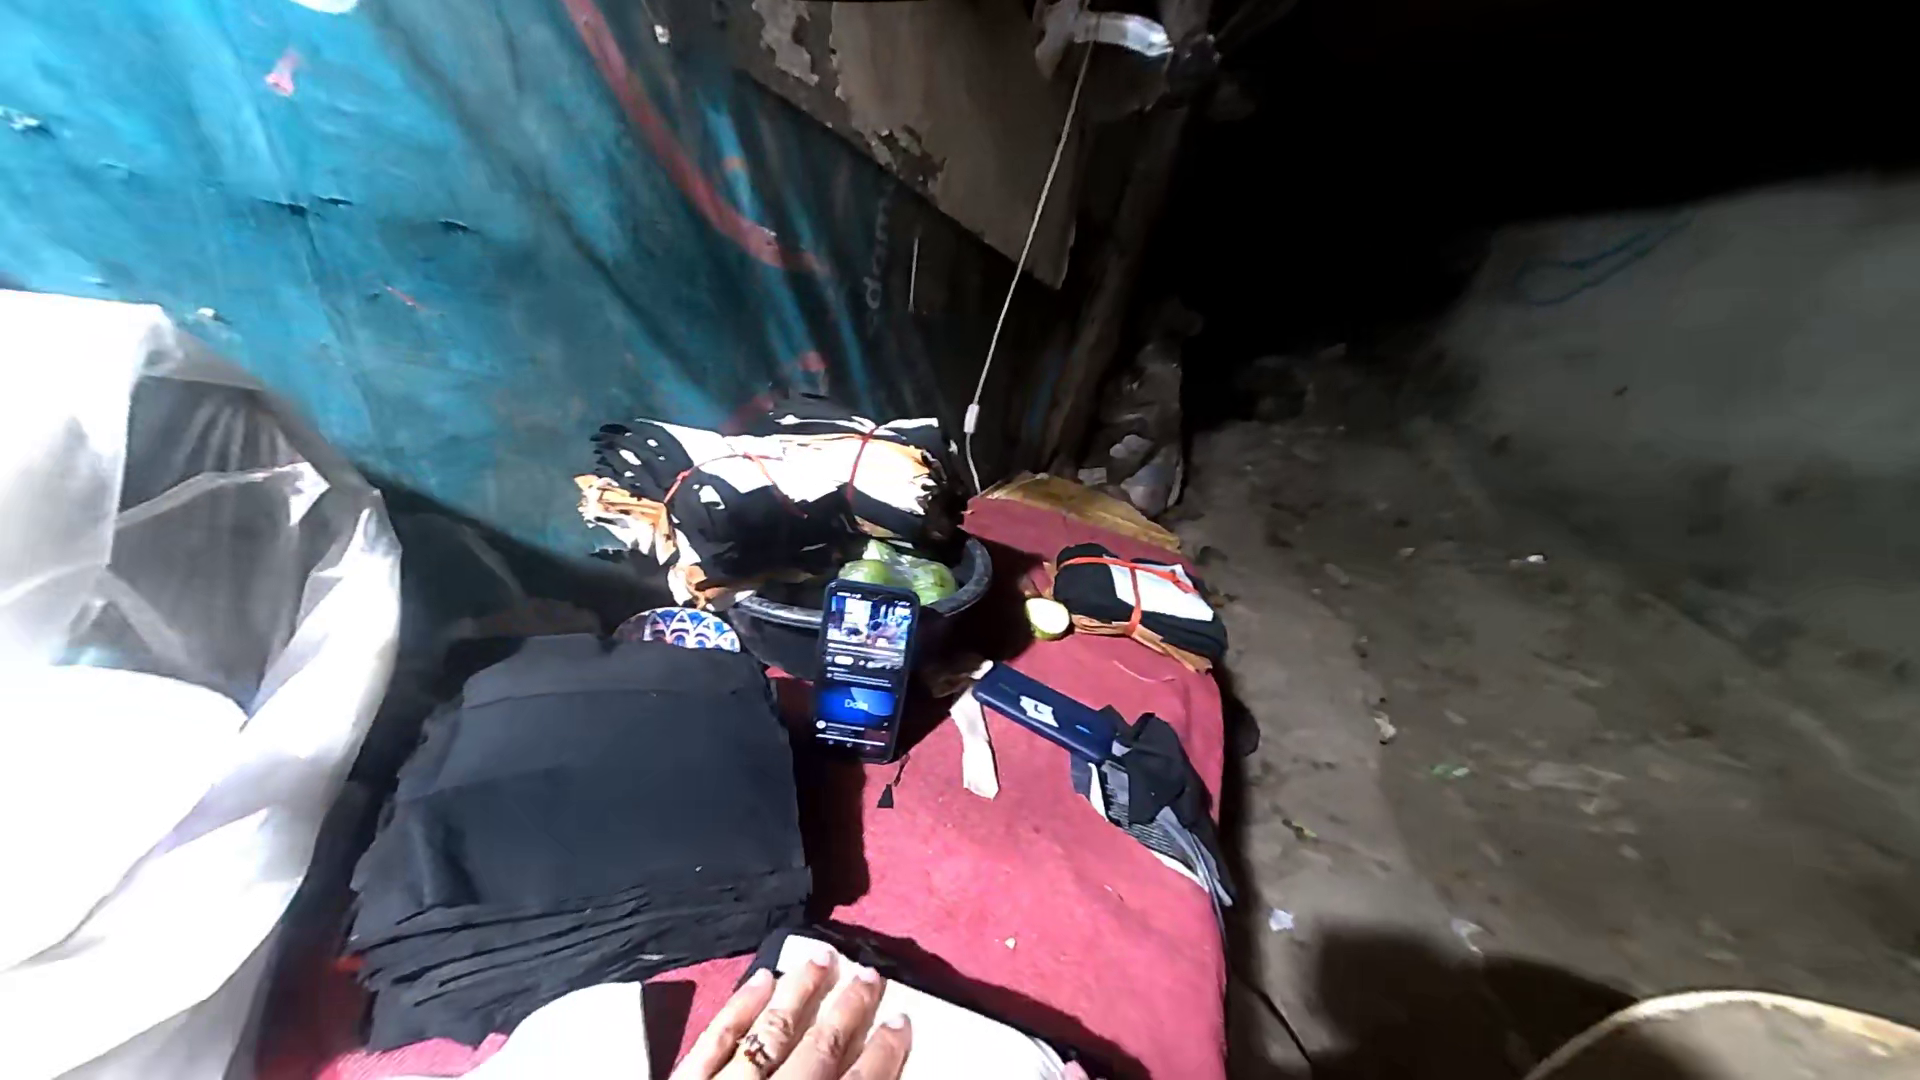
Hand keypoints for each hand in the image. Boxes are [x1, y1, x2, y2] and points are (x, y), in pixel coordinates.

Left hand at [671, 955, 911, 1079]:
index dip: (884, 1055)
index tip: (903, 1020)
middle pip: (819, 1050)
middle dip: (848, 1010)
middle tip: (870, 974)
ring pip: (769, 1033)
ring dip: (800, 992)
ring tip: (823, 956)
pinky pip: (711, 1043)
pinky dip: (738, 1008)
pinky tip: (761, 977)